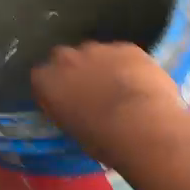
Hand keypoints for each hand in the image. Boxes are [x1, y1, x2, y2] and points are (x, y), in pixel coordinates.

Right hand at [31, 42, 188, 162]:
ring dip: (106, 67)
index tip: (71, 103)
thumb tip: (78, 112)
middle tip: (98, 94)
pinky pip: (126, 55)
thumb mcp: (76, 132)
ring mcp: (95, 49)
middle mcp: (63, 58)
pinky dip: (133, 67)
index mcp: (45, 80)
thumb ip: (69, 112)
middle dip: (79, 72)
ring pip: (97, 55)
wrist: (145, 128)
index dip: (59, 90)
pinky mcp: (126, 48)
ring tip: (127, 92)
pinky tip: (146, 85)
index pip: (43, 79)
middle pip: (66, 59)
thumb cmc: (106, 141)